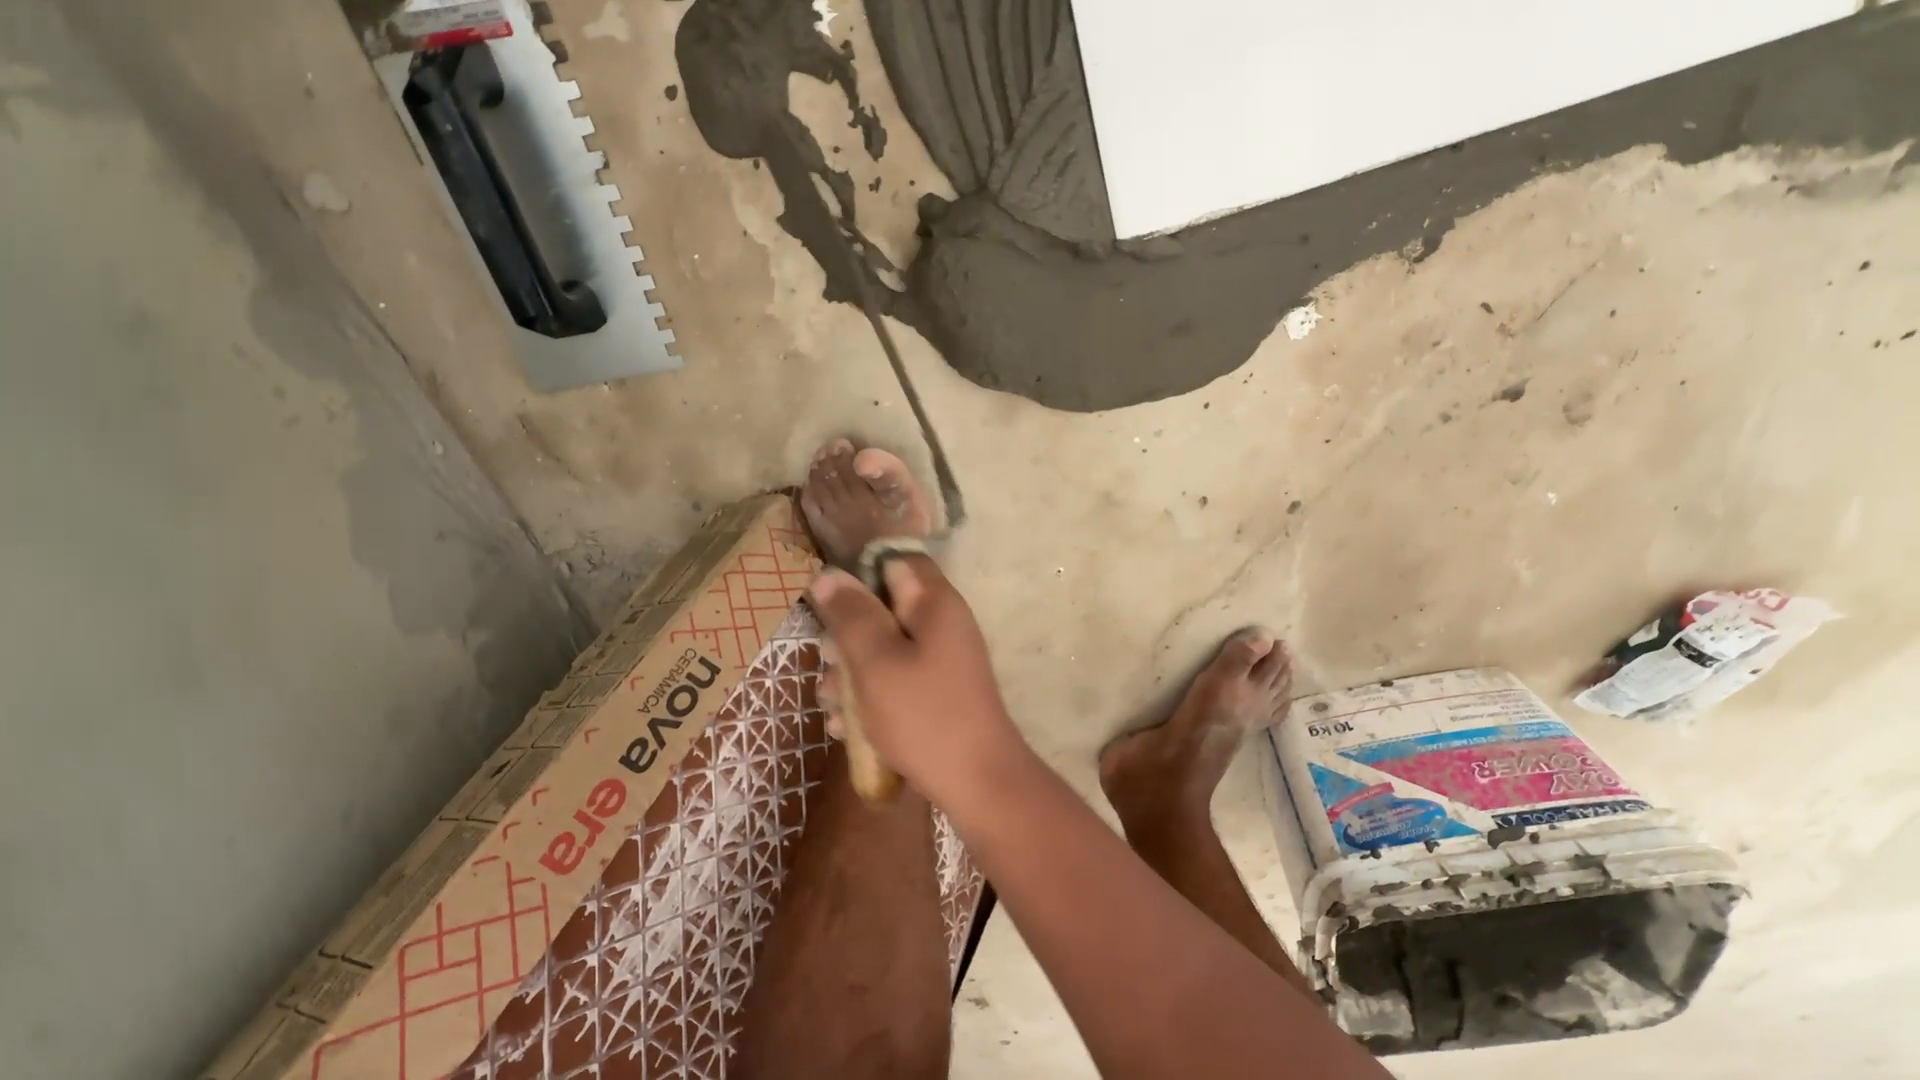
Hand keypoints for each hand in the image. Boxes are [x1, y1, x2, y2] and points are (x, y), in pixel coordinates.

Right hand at [808, 555, 1024, 800]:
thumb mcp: (876, 662)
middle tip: (827, 662)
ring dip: (852, 673)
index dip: (859, 573)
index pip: (895, 561)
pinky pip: (896, 681)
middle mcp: (942, 625)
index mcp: (935, 603)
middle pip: (884, 609)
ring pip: (884, 650)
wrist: (977, 784)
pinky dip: (871, 699)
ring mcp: (942, 662)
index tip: (828, 602)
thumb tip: (828, 574)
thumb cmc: (924, 716)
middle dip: (848, 636)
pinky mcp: (937, 694)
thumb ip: (851, 616)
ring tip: (831, 704)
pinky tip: (845, 729)